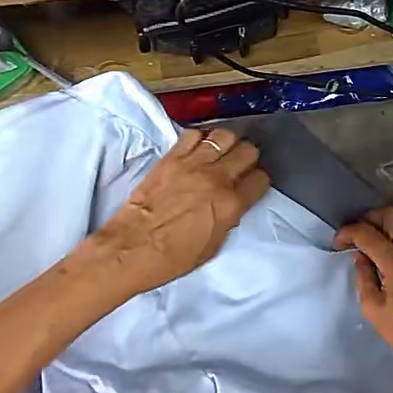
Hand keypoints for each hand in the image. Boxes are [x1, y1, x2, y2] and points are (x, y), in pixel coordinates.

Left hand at [87, 127, 269, 295]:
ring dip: (227, 144)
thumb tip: (234, 203)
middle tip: (239, 167)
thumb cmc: (174, 257)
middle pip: (248, 151)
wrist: (131, 250)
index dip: (258, 182)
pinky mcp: (171, 158)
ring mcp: (193, 165)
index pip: (261, 179)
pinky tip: (197, 150)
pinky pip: (194, 135)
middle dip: (248, 159)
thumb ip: (230, 217)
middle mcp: (218, 179)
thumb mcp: (215, 244)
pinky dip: (200, 139)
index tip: (252, 185)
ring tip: (220, 153)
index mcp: (232, 204)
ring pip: (225, 136)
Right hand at [335, 207, 392, 386]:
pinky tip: (390, 249)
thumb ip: (364, 277)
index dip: (348, 232)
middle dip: (369, 218)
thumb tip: (361, 256)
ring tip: (373, 237)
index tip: (338, 242)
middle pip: (391, 214)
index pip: (368, 233)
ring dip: (388, 220)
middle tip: (356, 235)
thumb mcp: (373, 309)